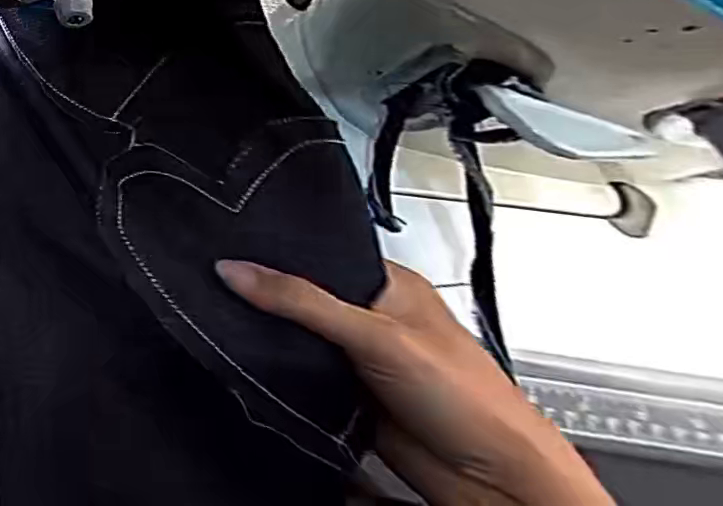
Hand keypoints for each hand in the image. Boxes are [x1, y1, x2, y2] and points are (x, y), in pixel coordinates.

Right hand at [215, 259, 611, 505]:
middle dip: (267, 290)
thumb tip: (236, 270)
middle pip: (303, 293)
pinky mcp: (348, 396)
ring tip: (225, 310)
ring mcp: (359, 357)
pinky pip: (299, 373)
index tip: (231, 242)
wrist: (502, 492)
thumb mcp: (378, 335)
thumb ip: (303, 301)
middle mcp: (371, 316)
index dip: (278, 247)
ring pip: (298, 333)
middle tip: (220, 277)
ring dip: (270, 331)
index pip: (319, 251)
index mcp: (388, 283)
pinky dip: (277, 367)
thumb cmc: (472, 403)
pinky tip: (250, 356)